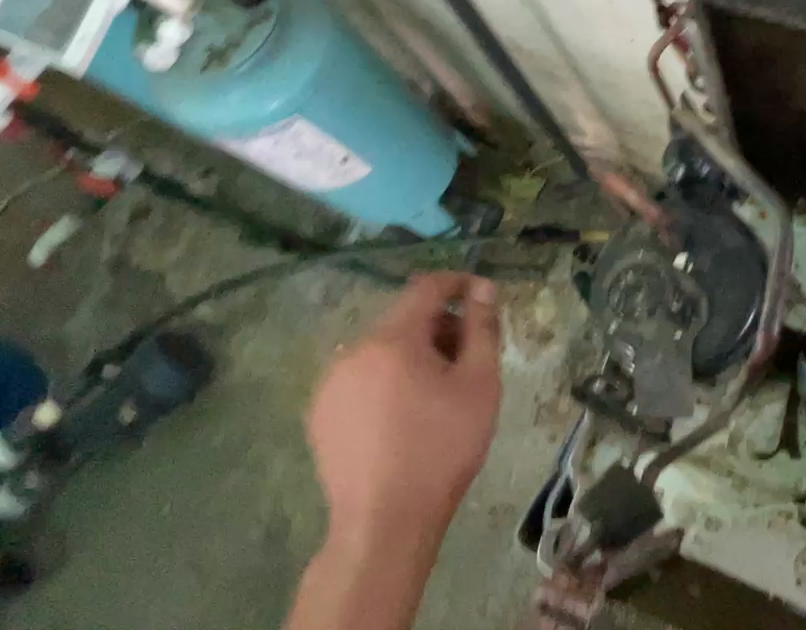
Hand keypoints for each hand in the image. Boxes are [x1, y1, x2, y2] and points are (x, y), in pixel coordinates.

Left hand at [307, 273, 503, 546]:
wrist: (384, 522)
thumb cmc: (442, 447)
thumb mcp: (479, 383)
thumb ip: (483, 328)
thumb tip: (483, 289)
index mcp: (391, 339)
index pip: (426, 287)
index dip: (459, 283)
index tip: (485, 296)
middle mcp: (352, 352)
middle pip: (405, 320)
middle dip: (442, 328)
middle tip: (471, 358)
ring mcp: (330, 385)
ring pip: (382, 351)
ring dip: (415, 355)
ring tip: (441, 392)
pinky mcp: (320, 415)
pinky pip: (362, 379)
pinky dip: (389, 380)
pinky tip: (407, 416)